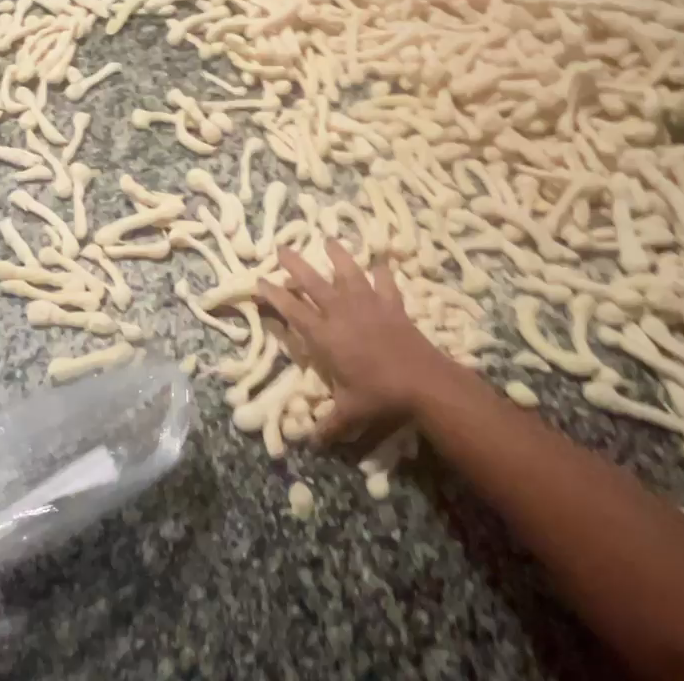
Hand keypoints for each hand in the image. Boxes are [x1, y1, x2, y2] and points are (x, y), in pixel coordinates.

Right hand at [257, 240, 460, 447]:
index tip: (260, 280)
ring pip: (348, 273)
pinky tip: (380, 260)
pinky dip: (382, 271)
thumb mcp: (350, 413)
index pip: (292, 310)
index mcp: (324, 336)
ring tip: (328, 239)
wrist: (424, 382)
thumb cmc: (380, 395)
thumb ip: (329, 424)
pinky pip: (386, 283)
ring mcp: (368, 306)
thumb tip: (311, 443)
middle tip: (282, 248)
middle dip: (295, 264)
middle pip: (313, 282)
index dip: (274, 295)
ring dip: (337, 255)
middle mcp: (341, 313)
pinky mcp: (393, 306)